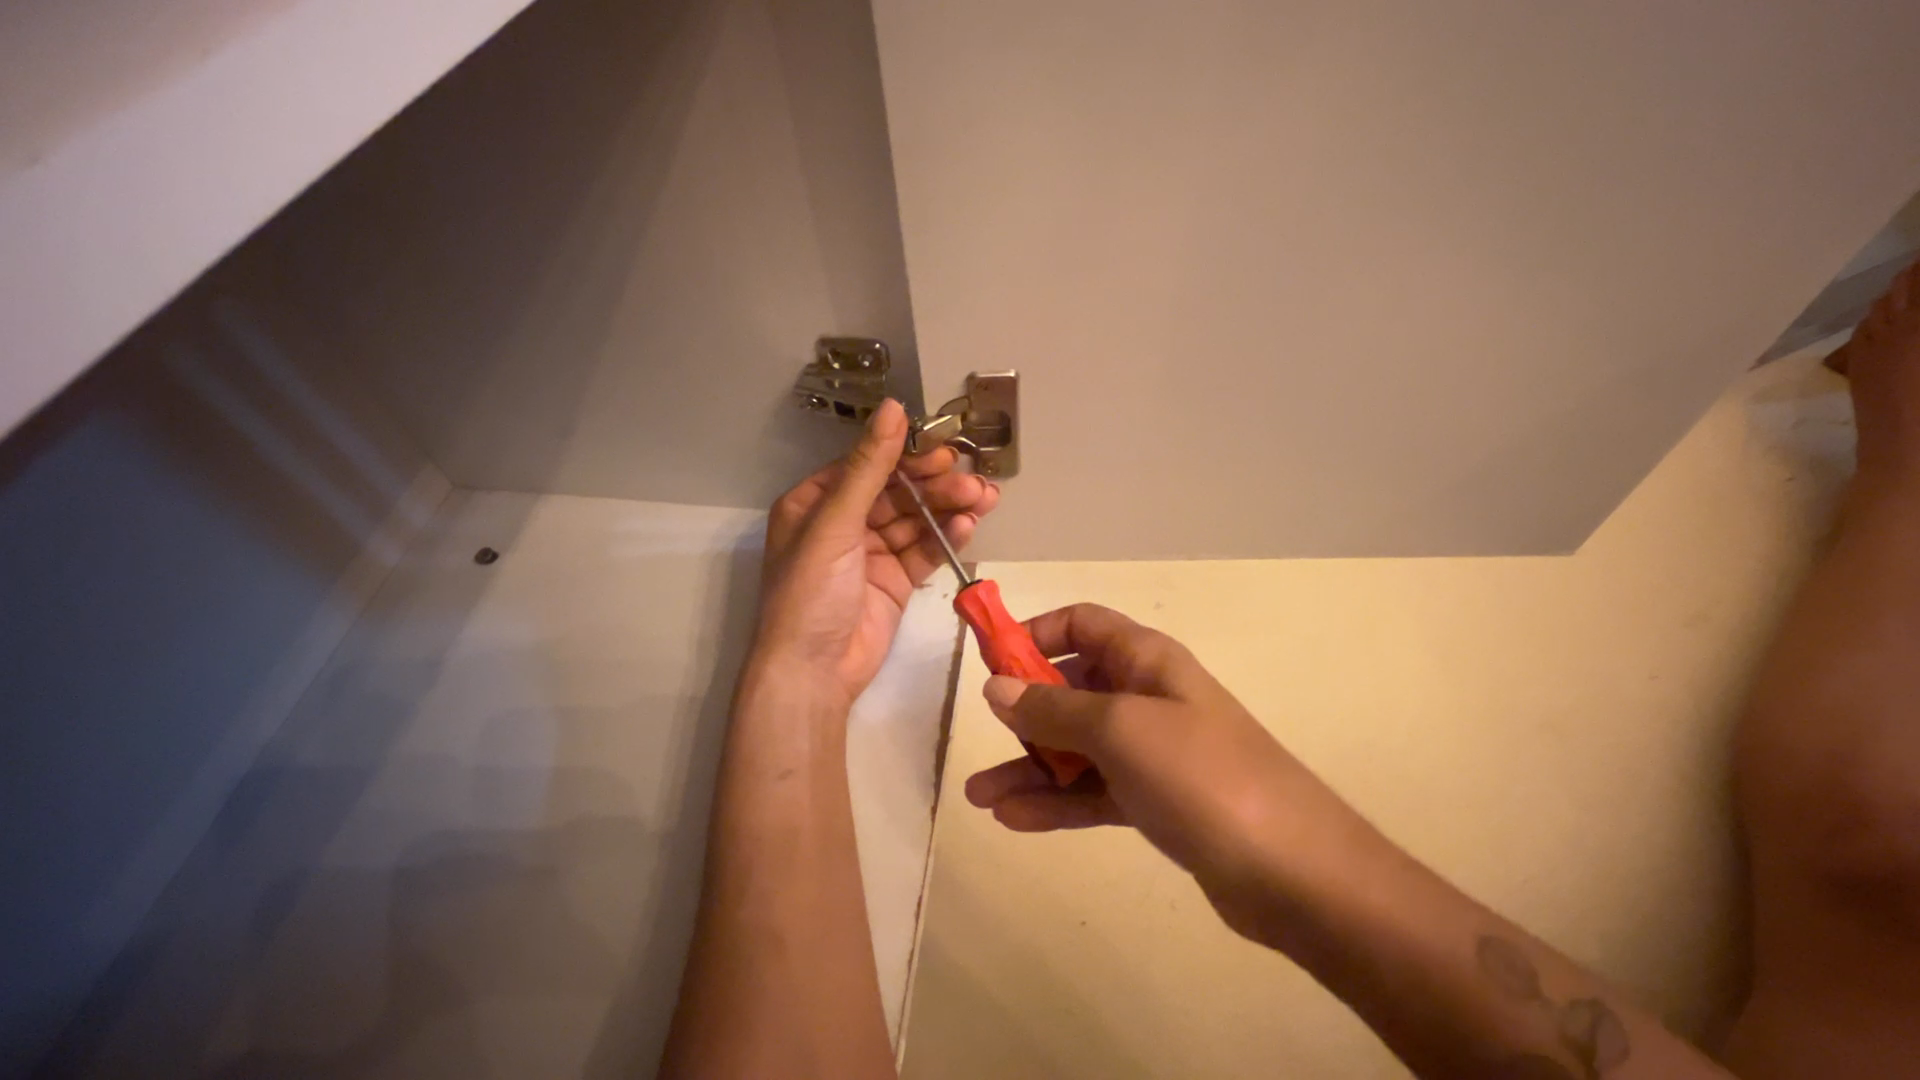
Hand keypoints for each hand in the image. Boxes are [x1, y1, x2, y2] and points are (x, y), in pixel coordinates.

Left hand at [750, 399, 999, 708]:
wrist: (812, 672)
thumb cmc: (810, 591)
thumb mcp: (834, 523)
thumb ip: (868, 467)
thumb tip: (894, 408)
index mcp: (815, 503)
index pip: (868, 466)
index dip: (906, 456)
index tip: (944, 451)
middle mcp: (843, 523)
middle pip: (897, 492)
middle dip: (935, 485)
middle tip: (972, 481)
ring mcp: (871, 554)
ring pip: (916, 520)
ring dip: (948, 509)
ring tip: (984, 499)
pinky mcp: (895, 581)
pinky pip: (923, 551)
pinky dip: (945, 539)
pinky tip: (968, 527)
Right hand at [964, 604, 1371, 944]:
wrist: (1293, 870)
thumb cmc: (1201, 775)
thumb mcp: (1119, 729)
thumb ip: (1052, 708)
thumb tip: (996, 686)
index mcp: (1146, 661)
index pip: (1082, 624)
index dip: (1034, 634)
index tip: (990, 663)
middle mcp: (1147, 698)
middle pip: (1072, 687)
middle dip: (1023, 710)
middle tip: (984, 736)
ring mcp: (1153, 753)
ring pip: (1077, 748)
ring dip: (1029, 767)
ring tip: (978, 796)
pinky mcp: (1156, 802)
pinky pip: (1093, 791)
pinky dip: (1056, 803)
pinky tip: (1013, 820)